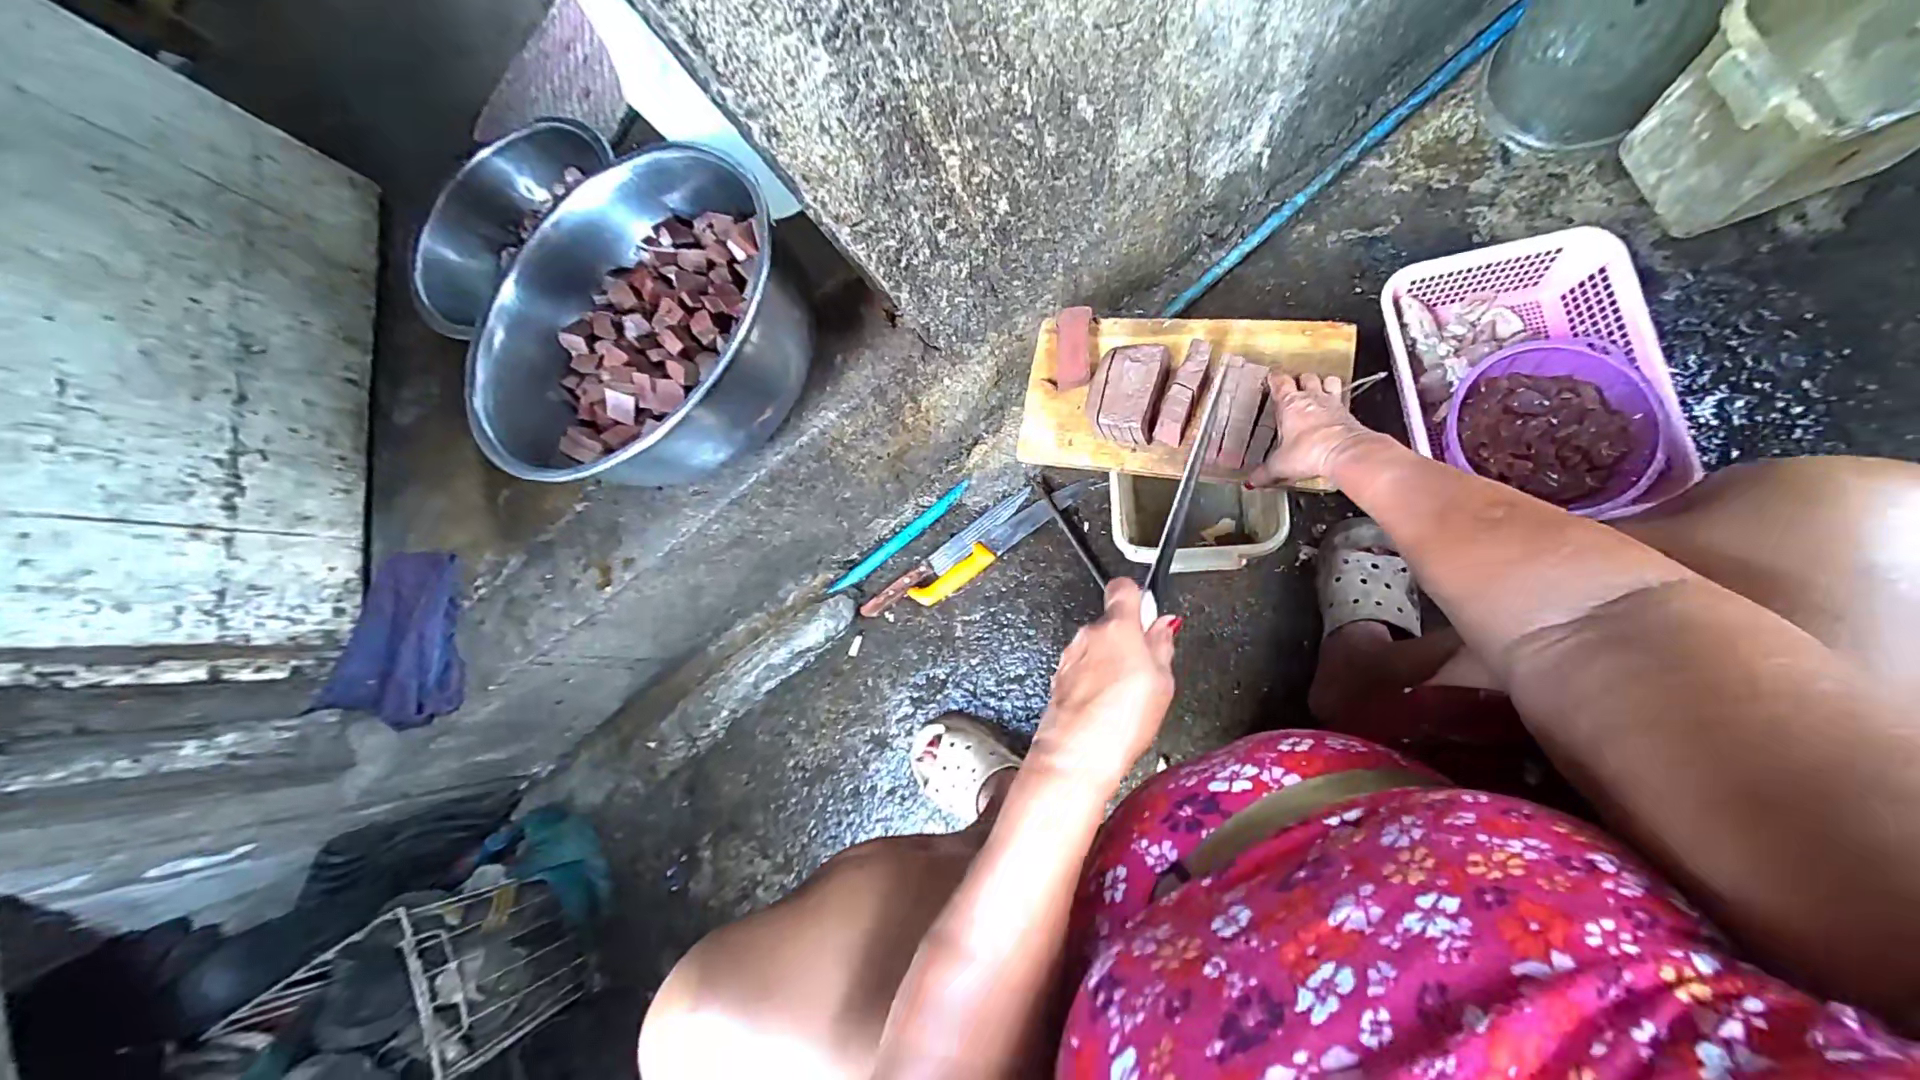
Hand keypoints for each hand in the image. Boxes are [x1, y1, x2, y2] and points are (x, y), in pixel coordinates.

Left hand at [1031, 578, 1177, 786]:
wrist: (1077, 753)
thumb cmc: (1120, 719)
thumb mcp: (1162, 681)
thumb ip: (1162, 645)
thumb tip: (1164, 626)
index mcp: (1116, 626)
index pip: (1124, 587)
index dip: (1138, 595)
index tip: (1149, 610)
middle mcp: (1088, 635)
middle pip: (1111, 621)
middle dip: (1128, 637)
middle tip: (1146, 665)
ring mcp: (1070, 656)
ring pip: (1096, 647)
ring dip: (1110, 660)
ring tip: (1128, 693)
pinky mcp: (1059, 678)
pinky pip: (1082, 669)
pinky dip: (1094, 679)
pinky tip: (1107, 704)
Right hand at [1247, 372, 1374, 487]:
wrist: (1345, 453)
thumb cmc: (1310, 451)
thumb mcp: (1279, 465)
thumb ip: (1264, 472)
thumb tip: (1252, 481)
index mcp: (1289, 403)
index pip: (1280, 382)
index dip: (1275, 378)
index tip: (1272, 377)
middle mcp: (1312, 399)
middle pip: (1307, 377)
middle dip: (1301, 380)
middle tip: (1295, 386)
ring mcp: (1333, 404)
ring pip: (1329, 381)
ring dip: (1324, 383)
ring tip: (1319, 390)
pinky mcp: (1349, 414)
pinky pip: (1344, 400)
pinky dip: (1339, 402)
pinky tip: (1335, 411)